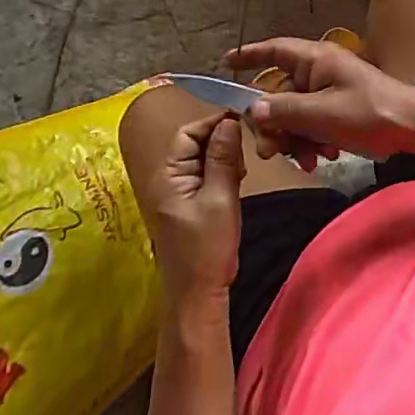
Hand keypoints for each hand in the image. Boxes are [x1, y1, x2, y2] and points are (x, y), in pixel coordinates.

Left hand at [130, 112, 244, 303]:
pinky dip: (222, 171)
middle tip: (245, 150)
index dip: (213, 123)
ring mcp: (179, 192)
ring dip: (223, 156)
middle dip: (220, 140)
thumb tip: (229, 122)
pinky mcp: (190, 204)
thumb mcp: (220, 198)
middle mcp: (169, 179)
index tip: (241, 120)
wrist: (198, 295)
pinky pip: (206, 175)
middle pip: (194, 143)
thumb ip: (223, 158)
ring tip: (242, 168)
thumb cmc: (207, 248)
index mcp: (169, 175)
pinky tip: (237, 179)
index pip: (188, 133)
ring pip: (202, 158)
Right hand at [225, 38, 414, 164]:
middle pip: (281, 93)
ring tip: (308, 160)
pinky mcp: (341, 108)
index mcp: (315, 60)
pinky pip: (314, 122)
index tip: (226, 62)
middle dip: (275, 124)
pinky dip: (314, 140)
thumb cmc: (368, 112)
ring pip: (296, 113)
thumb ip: (284, 111)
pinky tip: (324, 158)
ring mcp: (331, 89)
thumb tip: (252, 109)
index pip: (274, 50)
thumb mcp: (321, 114)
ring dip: (297, 138)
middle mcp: (320, 70)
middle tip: (271, 152)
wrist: (414, 127)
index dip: (249, 55)